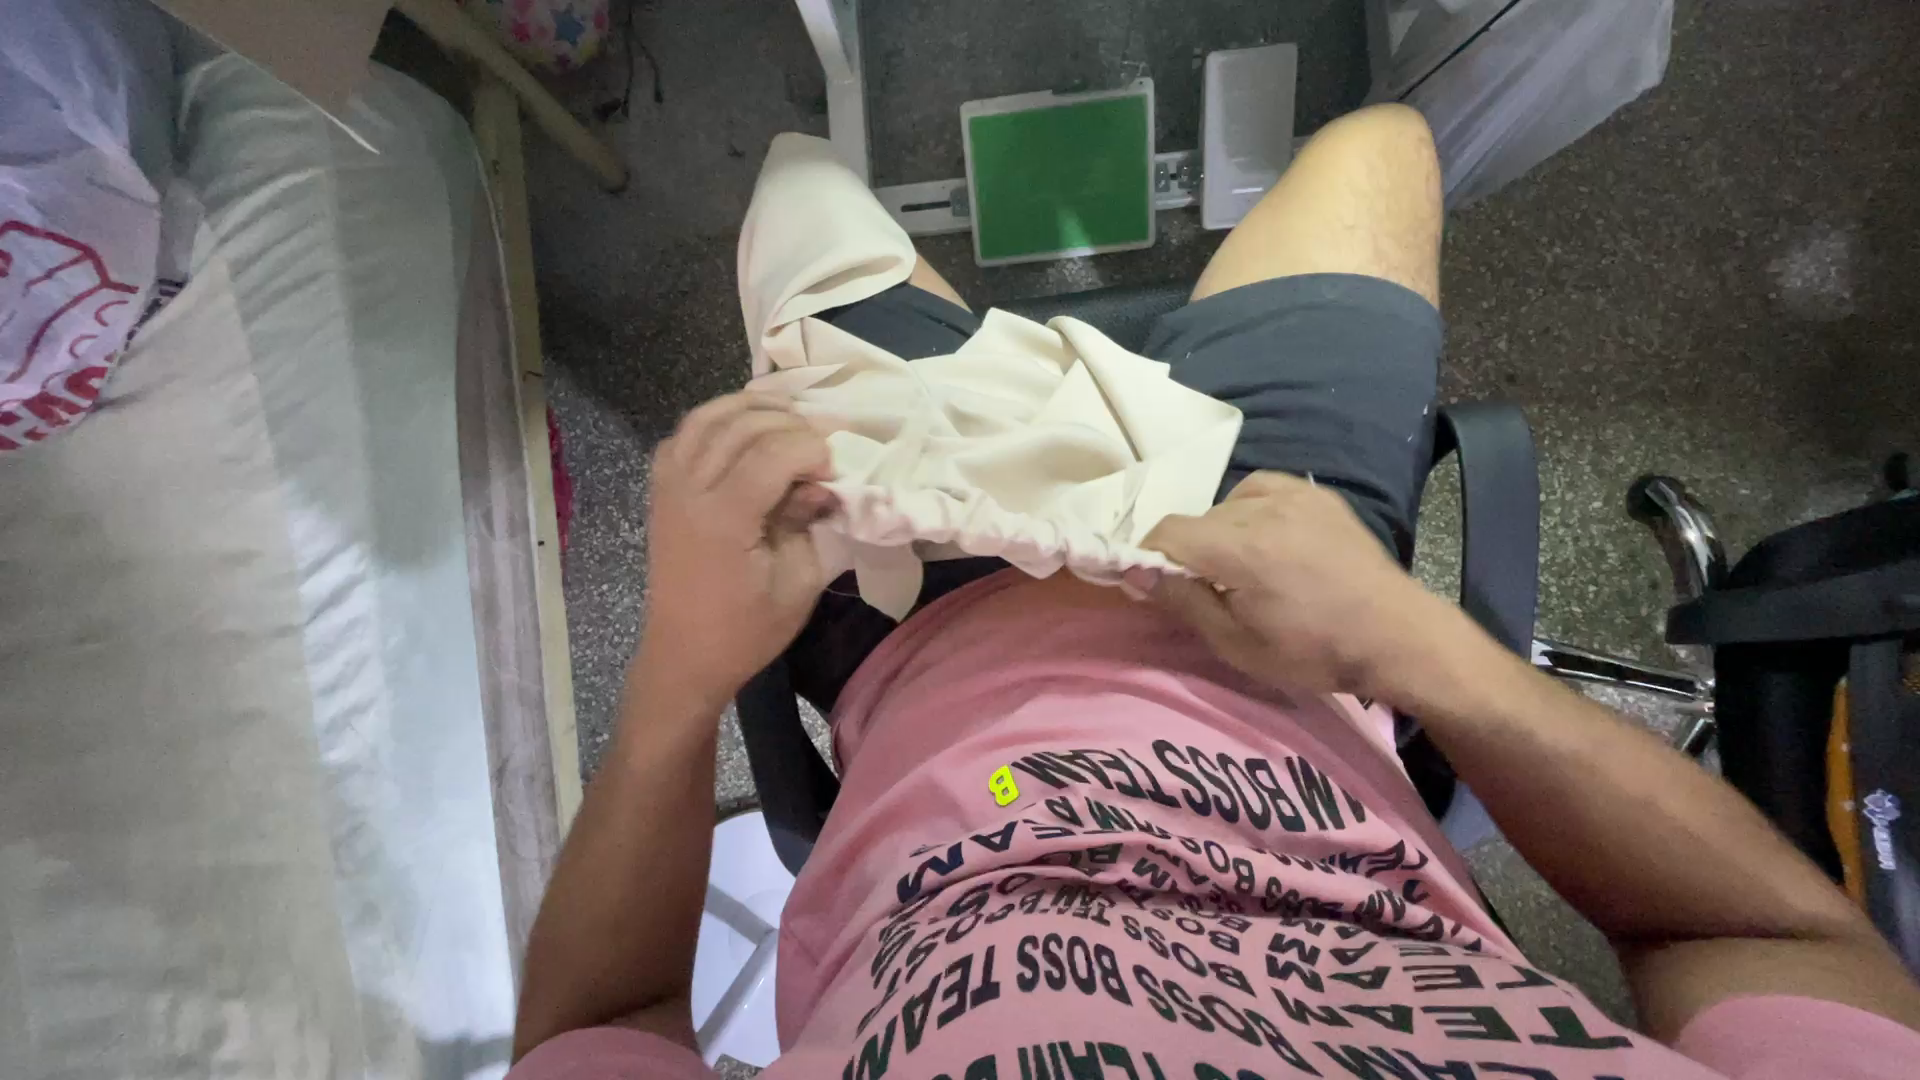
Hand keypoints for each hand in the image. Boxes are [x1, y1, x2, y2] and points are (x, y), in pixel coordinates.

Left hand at [633, 392, 835, 710]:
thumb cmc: (746, 631)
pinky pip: (684, 434)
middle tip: (820, 446)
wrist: (684, 657)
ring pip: (707, 416)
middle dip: (789, 424)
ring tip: (788, 420)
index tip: (834, 470)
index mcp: (724, 518)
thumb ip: (808, 523)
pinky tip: (743, 434)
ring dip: (751, 408)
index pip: (773, 451)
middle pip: (741, 424)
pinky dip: (716, 421)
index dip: (812, 448)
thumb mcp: (798, 584)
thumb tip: (819, 484)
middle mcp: (689, 490)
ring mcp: (668, 486)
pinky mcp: (661, 491)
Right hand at [1135, 471, 1457, 701]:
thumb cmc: (1313, 653)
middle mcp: (1264, 510)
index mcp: (1242, 550)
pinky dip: (1246, 509)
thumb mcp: (1236, 643)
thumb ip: (1182, 600)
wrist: (1397, 637)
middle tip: (1205, 589)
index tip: (1154, 584)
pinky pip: (1258, 488)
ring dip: (1217, 534)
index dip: (1149, 557)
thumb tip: (1133, 571)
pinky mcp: (1315, 494)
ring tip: (1241, 567)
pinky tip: (1261, 536)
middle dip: (1187, 553)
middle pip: (1195, 521)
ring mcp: (1294, 496)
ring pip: (1224, 506)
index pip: (1167, 532)